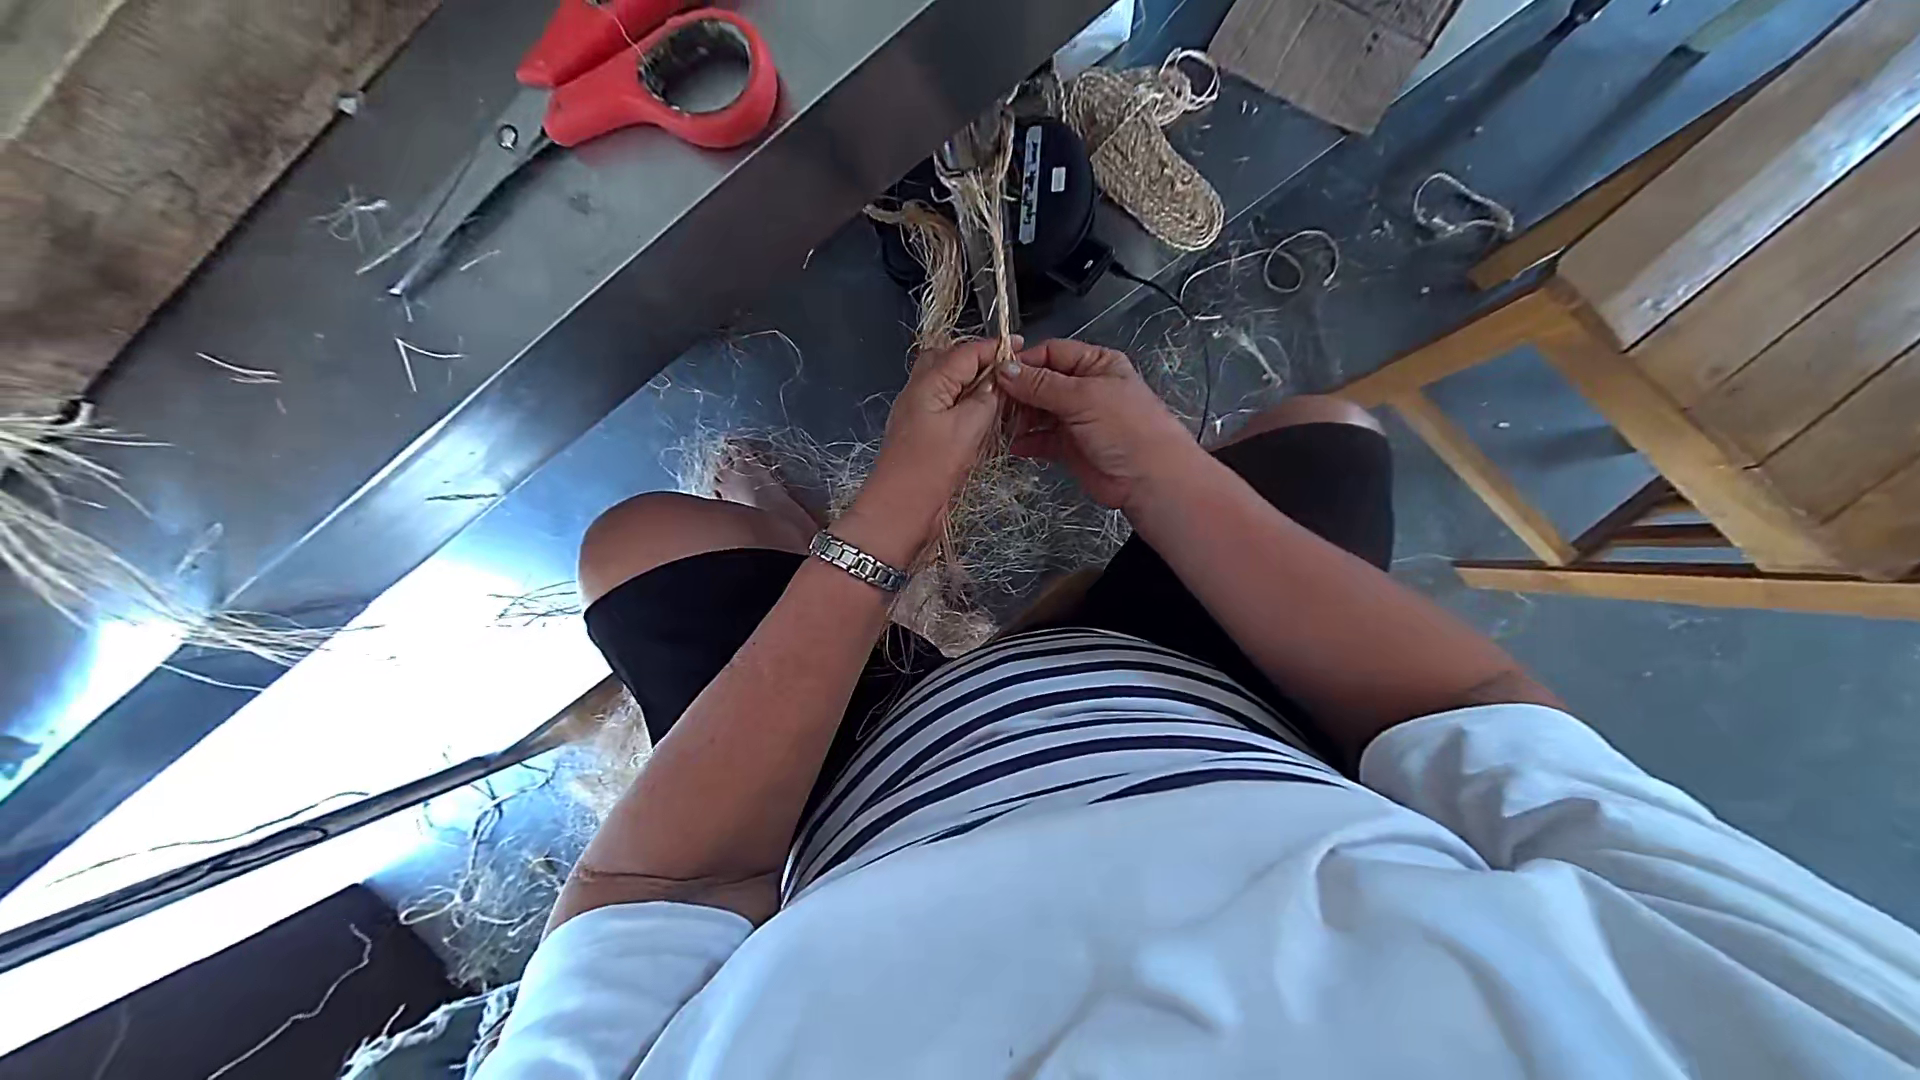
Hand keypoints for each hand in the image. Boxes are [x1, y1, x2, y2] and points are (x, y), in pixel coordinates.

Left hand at [837, 337, 1019, 567]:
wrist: (898, 513)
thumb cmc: (930, 469)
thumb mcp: (967, 429)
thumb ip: (986, 399)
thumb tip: (998, 381)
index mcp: (928, 383)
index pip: (964, 352)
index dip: (993, 347)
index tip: (1021, 345)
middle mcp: (918, 392)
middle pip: (947, 361)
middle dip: (977, 359)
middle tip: (1007, 371)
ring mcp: (917, 414)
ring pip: (945, 384)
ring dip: (970, 382)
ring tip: (998, 393)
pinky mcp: (920, 435)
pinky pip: (944, 406)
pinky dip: (964, 403)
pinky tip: (981, 417)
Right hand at [994, 339, 1202, 511]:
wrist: (1149, 480)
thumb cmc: (1126, 429)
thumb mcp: (1083, 397)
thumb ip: (1041, 384)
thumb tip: (1005, 370)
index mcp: (1095, 364)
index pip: (1051, 353)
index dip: (1024, 362)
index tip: (996, 373)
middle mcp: (1084, 388)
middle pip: (1040, 383)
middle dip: (1017, 392)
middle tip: (993, 402)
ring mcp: (1075, 419)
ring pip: (1037, 412)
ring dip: (1018, 418)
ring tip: (1000, 424)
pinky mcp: (1069, 447)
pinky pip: (1040, 439)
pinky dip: (1026, 441)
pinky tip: (1013, 445)